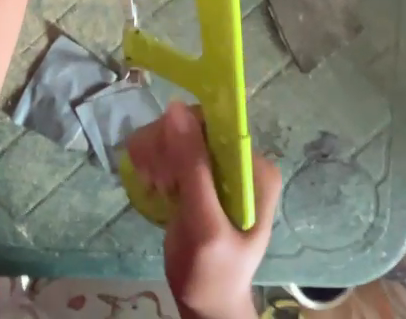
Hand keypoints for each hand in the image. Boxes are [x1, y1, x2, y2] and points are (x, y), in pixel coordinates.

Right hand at [125, 102, 283, 318]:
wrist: (205, 305)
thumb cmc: (212, 272)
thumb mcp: (204, 224)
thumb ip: (193, 167)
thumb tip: (176, 107)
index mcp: (255, 169)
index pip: (215, 123)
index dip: (182, 131)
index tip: (161, 161)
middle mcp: (240, 161)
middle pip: (191, 125)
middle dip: (165, 146)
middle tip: (152, 178)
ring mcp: (219, 167)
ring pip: (176, 134)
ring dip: (155, 152)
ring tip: (150, 181)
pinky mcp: (200, 175)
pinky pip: (172, 148)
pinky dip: (155, 160)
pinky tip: (151, 182)